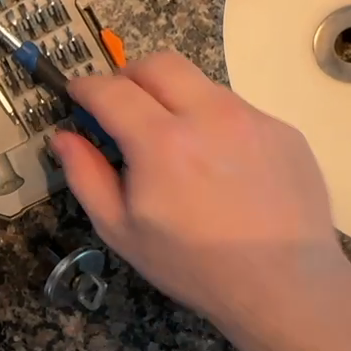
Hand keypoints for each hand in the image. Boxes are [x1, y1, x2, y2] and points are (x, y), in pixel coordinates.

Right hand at [49, 51, 350, 345]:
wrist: (285, 286)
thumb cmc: (191, 263)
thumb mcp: (118, 229)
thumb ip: (85, 175)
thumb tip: (65, 137)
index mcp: (161, 142)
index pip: (111, 90)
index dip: (85, 87)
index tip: (76, 94)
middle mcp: (209, 116)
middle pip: (158, 64)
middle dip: (128, 76)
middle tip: (118, 107)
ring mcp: (252, 119)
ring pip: (199, 83)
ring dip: (171, 98)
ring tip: (169, 142)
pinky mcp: (282, 131)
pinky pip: (234, 108)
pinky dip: (209, 120)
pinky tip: (214, 165)